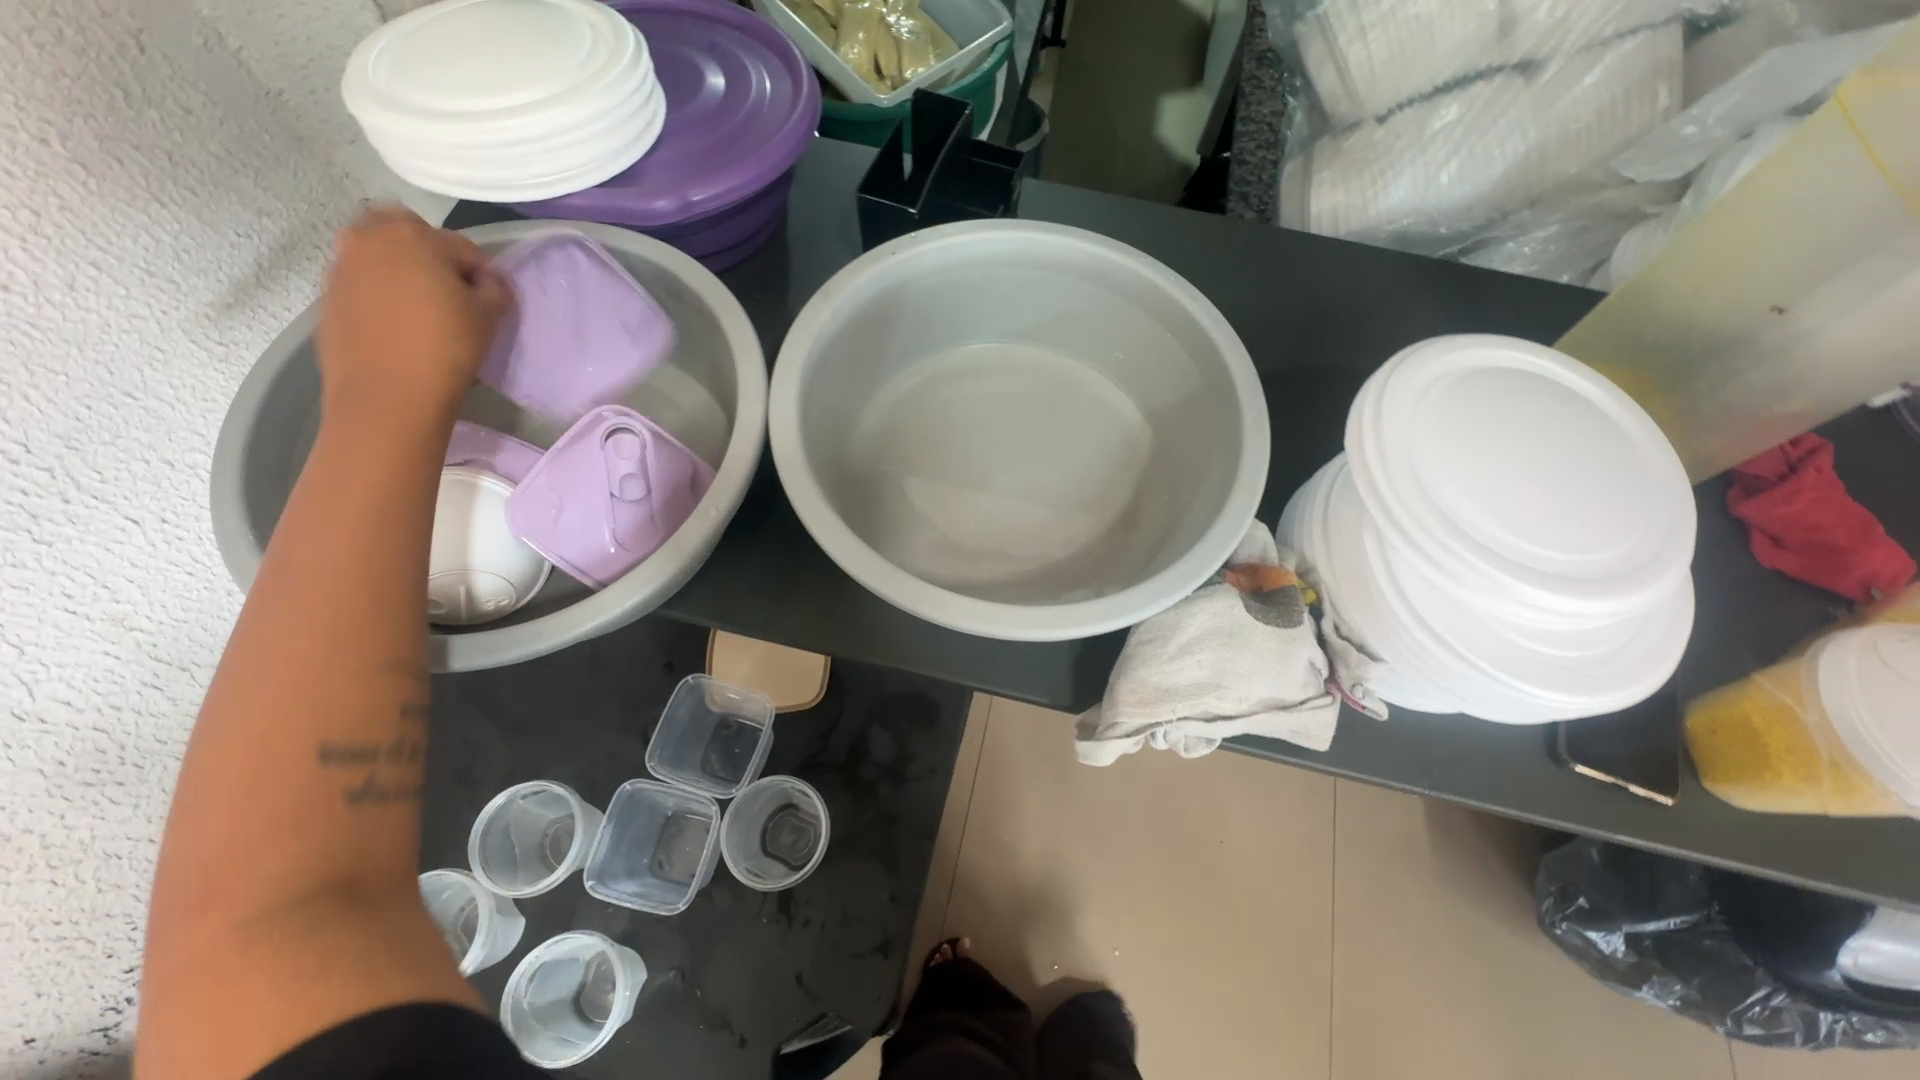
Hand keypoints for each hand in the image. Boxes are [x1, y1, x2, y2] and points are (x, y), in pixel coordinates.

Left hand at [316, 207, 512, 429]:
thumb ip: (496, 289)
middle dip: (429, 253)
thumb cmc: (445, 348)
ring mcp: (342, 268)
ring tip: (419, 309)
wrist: (386, 396)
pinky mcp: (328, 298)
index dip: (481, 272)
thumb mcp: (489, 318)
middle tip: (448, 290)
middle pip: (405, 232)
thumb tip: (488, 280)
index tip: (488, 298)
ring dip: (399, 271)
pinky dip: (379, 294)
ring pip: (377, 256)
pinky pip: (361, 284)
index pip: (462, 246)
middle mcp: (369, 240)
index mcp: (414, 237)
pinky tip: (396, 327)